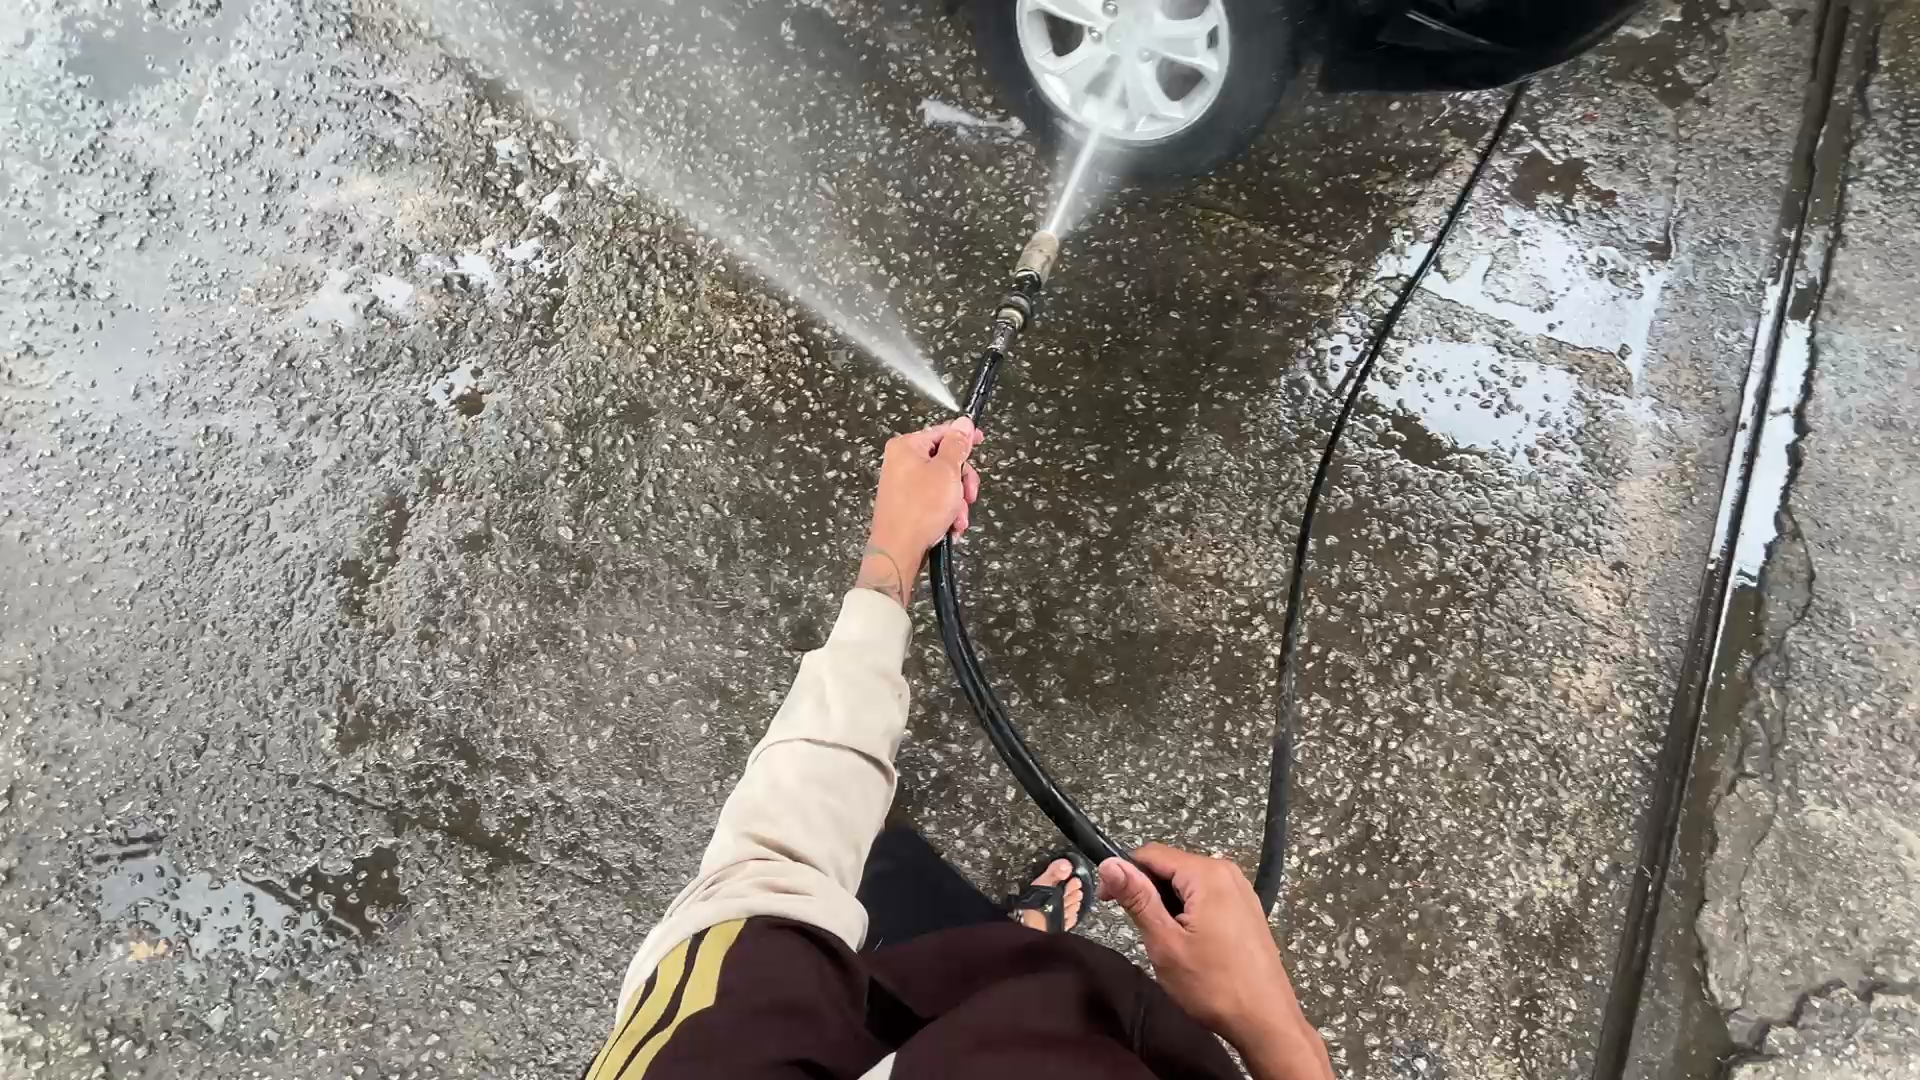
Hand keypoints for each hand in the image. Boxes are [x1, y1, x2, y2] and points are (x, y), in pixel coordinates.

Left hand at [855, 417, 982, 607]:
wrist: (898, 550)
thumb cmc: (919, 510)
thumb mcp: (947, 472)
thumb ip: (957, 445)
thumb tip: (963, 423)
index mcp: (907, 447)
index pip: (942, 432)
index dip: (964, 438)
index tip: (980, 440)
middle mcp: (901, 463)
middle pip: (946, 461)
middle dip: (962, 482)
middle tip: (969, 495)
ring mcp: (903, 485)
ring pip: (944, 485)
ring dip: (957, 502)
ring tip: (957, 518)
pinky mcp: (907, 505)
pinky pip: (934, 501)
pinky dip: (946, 513)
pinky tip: (950, 526)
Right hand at [1100, 845, 1332, 1079]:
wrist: (1269, 1025)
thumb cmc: (1213, 985)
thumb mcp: (1165, 943)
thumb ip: (1137, 898)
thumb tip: (1108, 863)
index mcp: (1206, 873)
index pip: (1150, 854)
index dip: (1124, 874)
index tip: (1110, 902)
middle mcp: (1225, 870)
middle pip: (1170, 866)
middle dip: (1148, 891)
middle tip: (1142, 930)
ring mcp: (1240, 889)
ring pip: (1187, 882)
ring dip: (1168, 903)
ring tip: (1167, 940)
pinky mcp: (1246, 907)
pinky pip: (1206, 894)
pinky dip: (1189, 910)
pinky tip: (1191, 941)